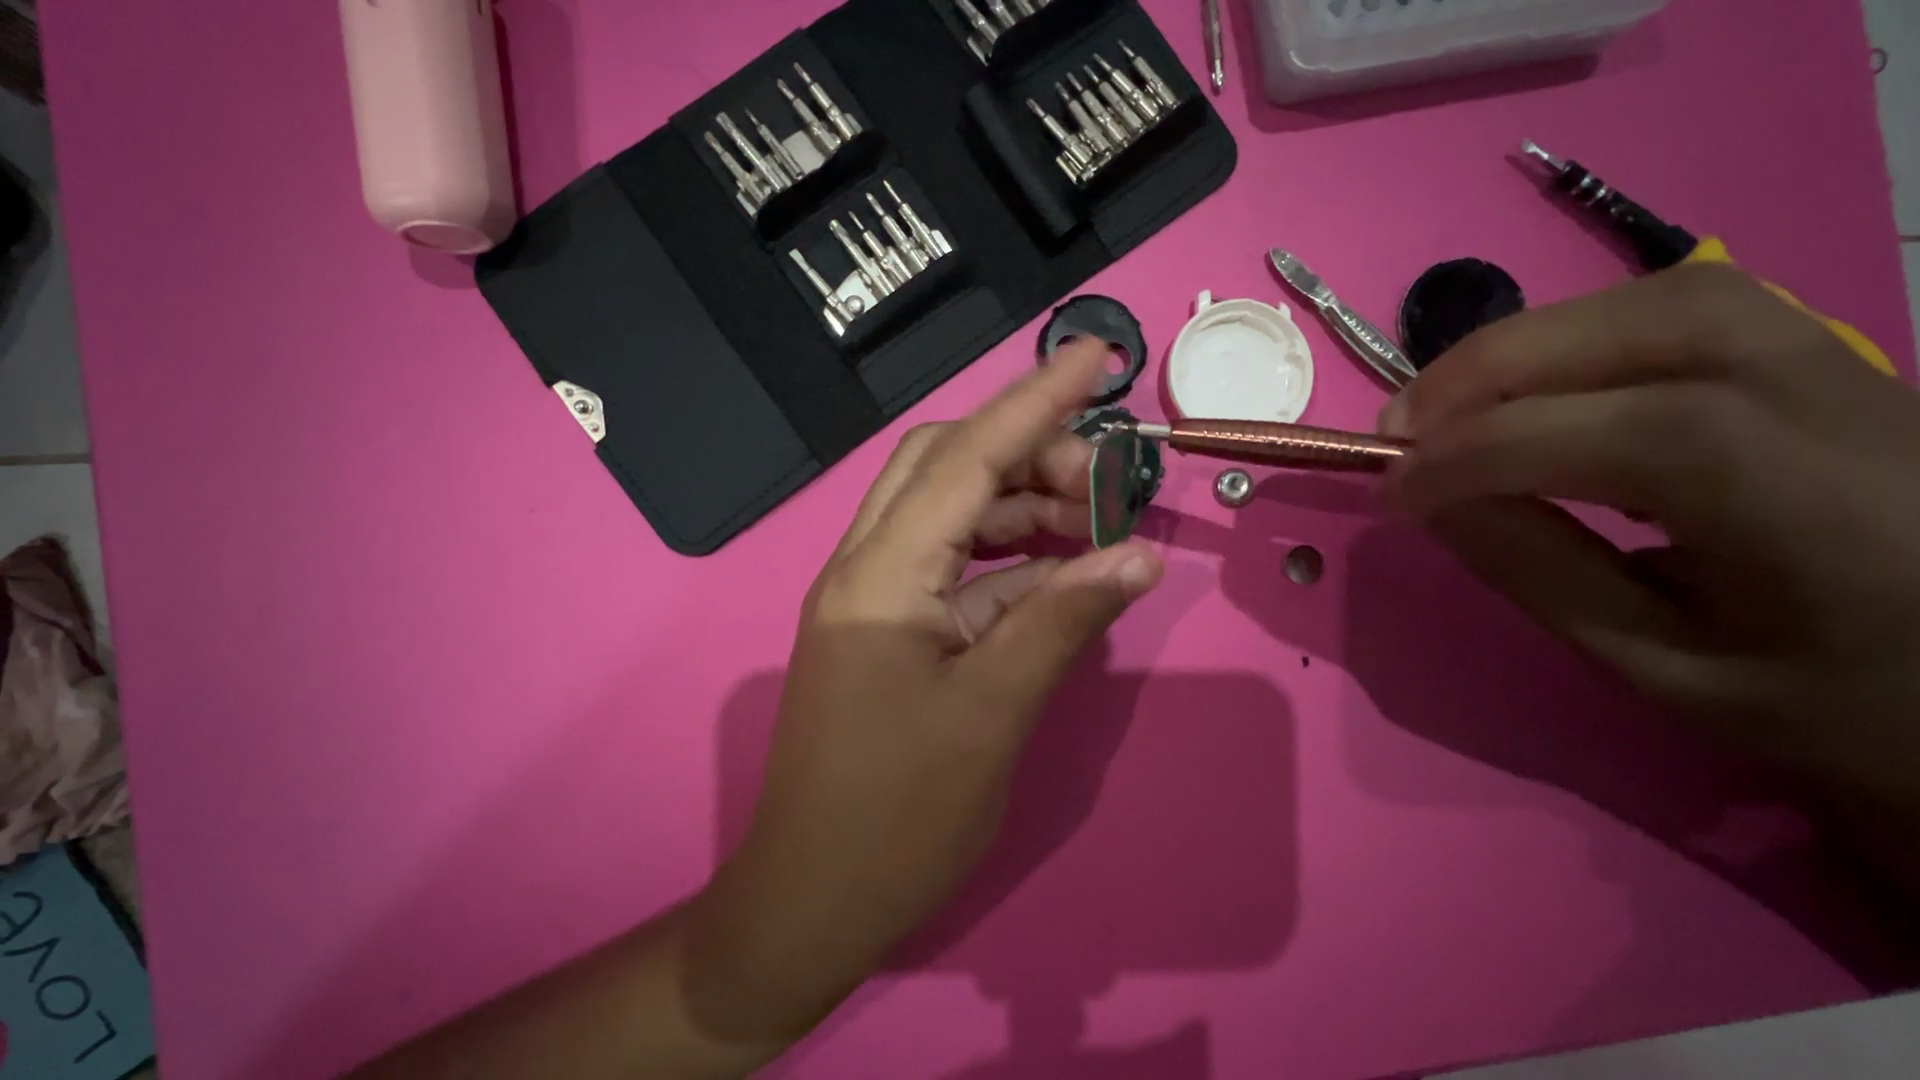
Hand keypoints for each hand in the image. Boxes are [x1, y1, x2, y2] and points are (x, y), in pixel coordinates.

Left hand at [683, 340, 1163, 1046]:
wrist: (812, 898)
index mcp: (881, 574)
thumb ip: (1064, 622)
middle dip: (1027, 451)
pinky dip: (1006, 564)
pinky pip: (950, 572)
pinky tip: (1059, 577)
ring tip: (1094, 524)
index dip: (1036, 398)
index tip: (1098, 353)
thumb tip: (1138, 555)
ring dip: (1019, 507)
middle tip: (1104, 478)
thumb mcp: (995, 714)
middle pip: (944, 467)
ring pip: (947, 515)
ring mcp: (870, 601)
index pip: (968, 457)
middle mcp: (865, 568)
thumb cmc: (899, 816)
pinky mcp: (883, 634)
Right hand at [1380, 265, 1919, 818]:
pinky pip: (1684, 310)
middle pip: (1632, 325)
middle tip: (1400, 428)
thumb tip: (1434, 500)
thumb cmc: (1831, 703)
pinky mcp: (1826, 358)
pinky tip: (1537, 387)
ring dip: (1530, 342)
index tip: (1388, 491)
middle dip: (1485, 370)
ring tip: (1452, 403)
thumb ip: (1539, 573)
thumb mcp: (1666, 669)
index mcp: (1801, 499)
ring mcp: (1840, 361)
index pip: (1604, 433)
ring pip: (1657, 297)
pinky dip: (1581, 337)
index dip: (1469, 454)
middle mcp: (1830, 396)